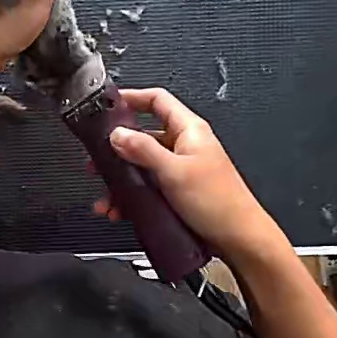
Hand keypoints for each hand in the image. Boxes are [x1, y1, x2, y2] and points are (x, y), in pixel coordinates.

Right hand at [102, 88, 287, 264]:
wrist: (238, 239)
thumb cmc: (219, 203)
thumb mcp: (174, 171)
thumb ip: (143, 150)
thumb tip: (118, 134)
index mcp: (189, 131)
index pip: (157, 101)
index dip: (131, 98)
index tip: (108, 105)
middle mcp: (185, 146)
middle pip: (144, 136)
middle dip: (118, 150)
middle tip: (97, 161)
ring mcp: (181, 169)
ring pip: (142, 166)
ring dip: (122, 180)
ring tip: (106, 196)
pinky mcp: (178, 191)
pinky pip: (149, 187)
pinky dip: (132, 197)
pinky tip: (120, 209)